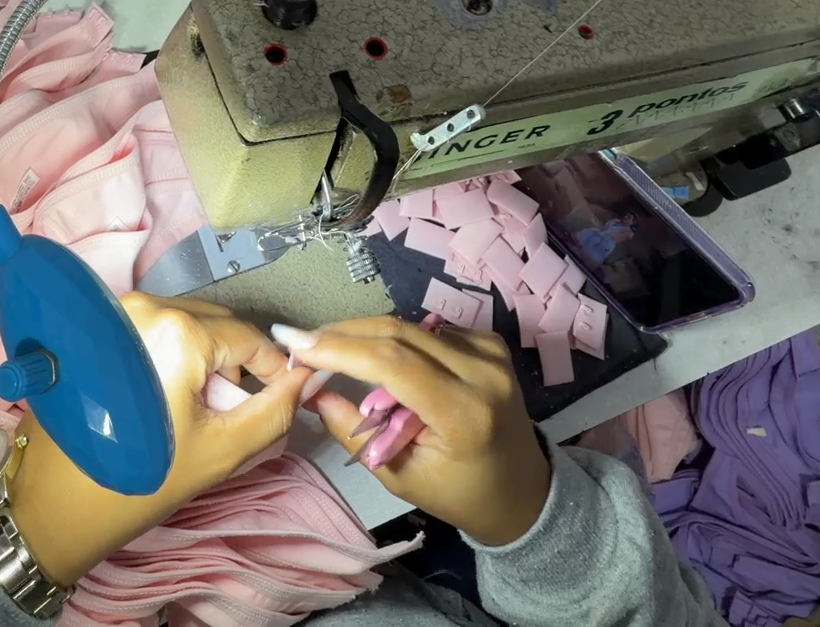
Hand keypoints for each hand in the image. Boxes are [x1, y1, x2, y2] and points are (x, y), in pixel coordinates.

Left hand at [6, 293, 313, 583]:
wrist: (55, 500)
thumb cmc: (139, 478)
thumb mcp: (221, 449)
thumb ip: (274, 409)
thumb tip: (305, 376)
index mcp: (177, 331)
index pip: (247, 335)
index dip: (273, 367)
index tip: (281, 394)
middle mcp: (146, 306)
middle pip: (217, 322)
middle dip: (237, 360)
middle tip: (234, 406)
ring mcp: (119, 311)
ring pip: (188, 320)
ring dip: (207, 354)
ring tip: (199, 403)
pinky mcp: (102, 323)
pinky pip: (158, 323)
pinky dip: (176, 348)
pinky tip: (168, 391)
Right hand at [289, 316, 550, 545]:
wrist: (524, 492)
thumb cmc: (460, 493)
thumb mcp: (400, 476)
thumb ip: (353, 430)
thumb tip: (310, 390)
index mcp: (464, 414)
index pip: (391, 362)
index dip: (339, 347)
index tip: (294, 342)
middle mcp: (482, 372)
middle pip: (397, 332)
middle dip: (342, 332)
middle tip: (302, 339)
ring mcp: (490, 352)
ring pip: (408, 325)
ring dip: (364, 332)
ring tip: (328, 346)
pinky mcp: (490, 342)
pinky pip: (426, 330)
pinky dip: (395, 338)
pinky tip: (376, 354)